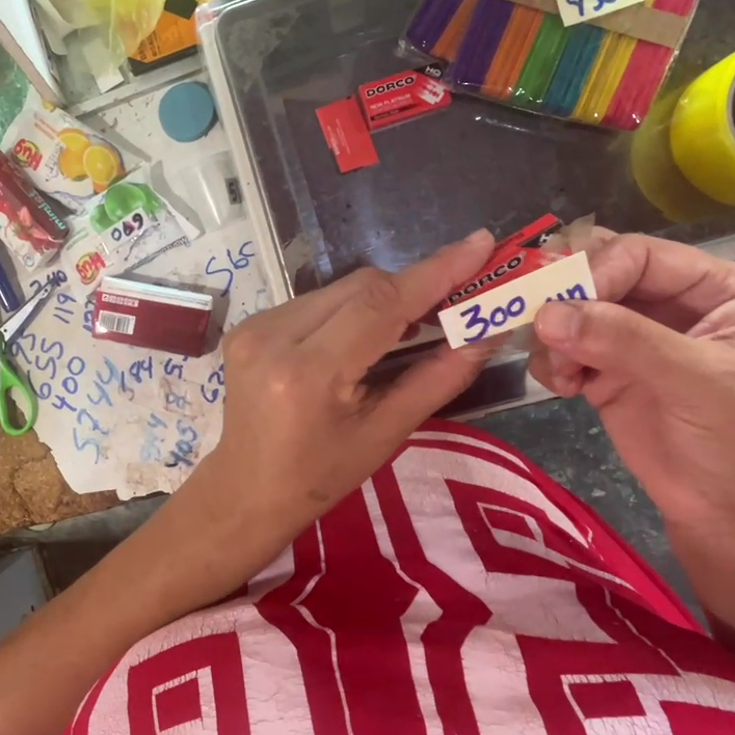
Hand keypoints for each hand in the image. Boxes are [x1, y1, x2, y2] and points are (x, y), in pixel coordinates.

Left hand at [193, 230, 498, 538]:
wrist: (247, 489)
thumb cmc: (320, 475)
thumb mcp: (386, 434)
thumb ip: (438, 378)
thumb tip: (487, 332)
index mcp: (306, 372)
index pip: (379, 305)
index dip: (434, 272)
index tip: (480, 245)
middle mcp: (272, 337)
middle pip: (358, 287)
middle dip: (412, 287)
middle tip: (457, 298)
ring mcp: (253, 327)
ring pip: (336, 290)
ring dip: (379, 299)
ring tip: (411, 325)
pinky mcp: (247, 326)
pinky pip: (312, 302)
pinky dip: (347, 310)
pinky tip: (362, 337)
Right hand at [529, 234, 734, 570]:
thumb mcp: (702, 384)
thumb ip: (625, 341)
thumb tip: (544, 313)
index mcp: (722, 290)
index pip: (641, 256)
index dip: (596, 272)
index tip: (560, 307)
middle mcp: (676, 306)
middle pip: (599, 277)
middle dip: (563, 298)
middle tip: (534, 324)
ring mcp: (638, 343)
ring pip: (572, 313)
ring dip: (554, 336)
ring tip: (561, 374)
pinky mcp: (608, 378)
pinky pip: (563, 352)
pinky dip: (552, 363)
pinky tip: (565, 388)